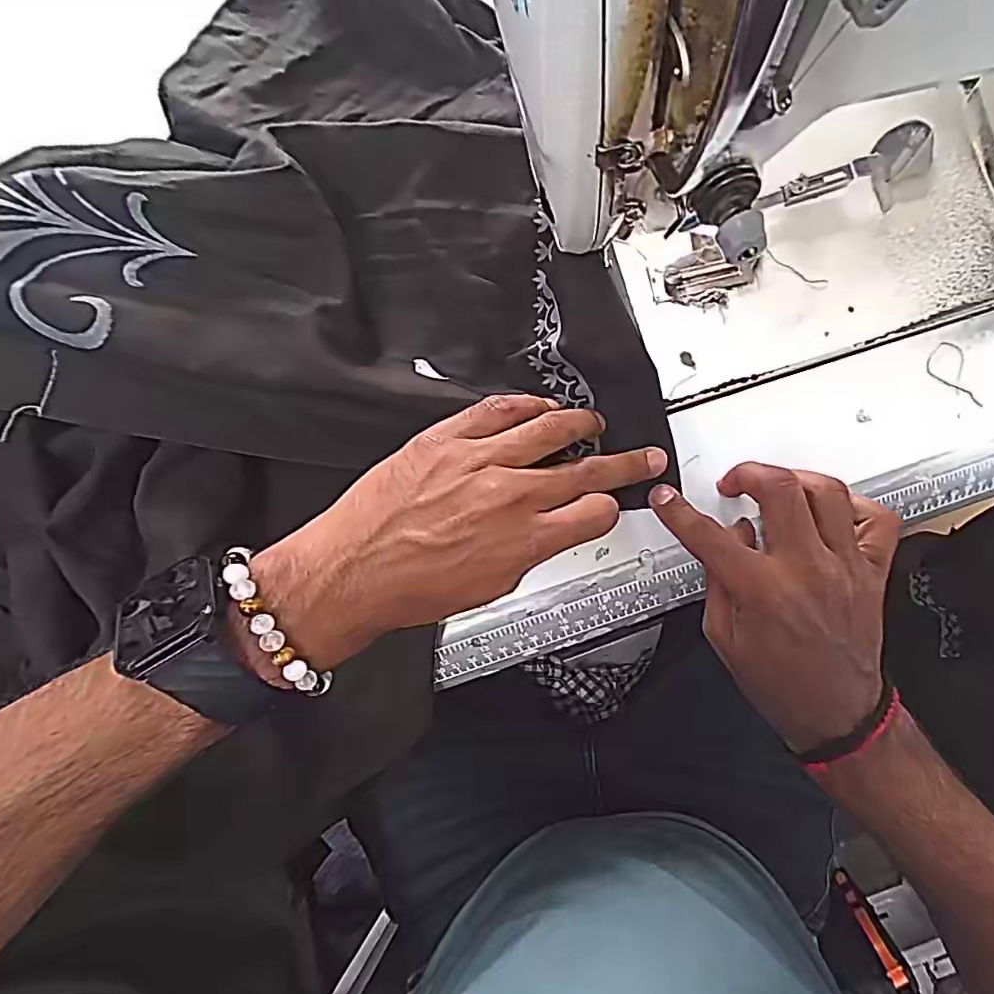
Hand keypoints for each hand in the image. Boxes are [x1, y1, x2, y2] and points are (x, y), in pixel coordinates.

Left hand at [240, 395, 666, 668]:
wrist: (352, 572)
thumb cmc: (413, 588)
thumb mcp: (491, 585)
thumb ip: (530, 552)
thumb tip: (546, 533)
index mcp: (527, 538)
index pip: (595, 512)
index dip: (610, 509)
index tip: (610, 505)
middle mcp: (510, 494)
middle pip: (587, 469)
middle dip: (624, 463)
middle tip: (640, 456)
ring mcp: (479, 461)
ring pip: (549, 429)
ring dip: (580, 424)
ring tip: (593, 423)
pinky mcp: (446, 439)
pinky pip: (498, 409)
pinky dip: (526, 405)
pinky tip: (539, 405)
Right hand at [649, 463, 899, 750]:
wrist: (835, 711)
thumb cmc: (783, 683)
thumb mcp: (725, 638)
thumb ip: (717, 582)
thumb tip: (723, 540)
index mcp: (762, 591)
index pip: (710, 535)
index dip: (680, 512)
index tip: (671, 500)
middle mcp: (806, 571)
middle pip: (780, 489)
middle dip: (748, 473)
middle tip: (735, 483)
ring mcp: (845, 568)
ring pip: (827, 492)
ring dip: (795, 479)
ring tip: (779, 488)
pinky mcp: (873, 572)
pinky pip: (877, 518)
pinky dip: (853, 504)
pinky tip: (831, 511)